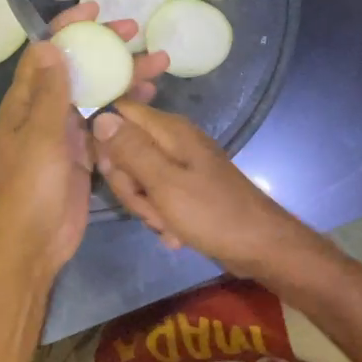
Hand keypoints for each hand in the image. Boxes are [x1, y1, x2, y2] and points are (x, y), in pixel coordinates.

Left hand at [0, 4, 167, 281]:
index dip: (67, 28)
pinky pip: (105, 122)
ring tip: (159, 65)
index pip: (44, 53)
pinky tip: (149, 99)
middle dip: (103, 49)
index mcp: (23, 103)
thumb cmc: (31, 187)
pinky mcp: (83, 154)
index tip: (95, 10)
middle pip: (75, 70)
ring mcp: (63, 133)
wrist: (35, 242)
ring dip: (122, 78)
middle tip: (137, 34)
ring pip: (95, 95)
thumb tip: (51, 44)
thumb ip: (49, 93)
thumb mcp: (40, 136)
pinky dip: (125, 109)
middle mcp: (42, 112)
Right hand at [90, 98, 326, 280]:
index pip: (118, 113)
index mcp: (169, 130)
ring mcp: (179, 165)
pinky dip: (159, 214)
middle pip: (123, 150)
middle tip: (148, 202)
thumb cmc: (213, 213)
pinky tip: (174, 231)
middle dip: (127, 182)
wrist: (262, 249)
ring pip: (135, 177)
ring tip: (165, 221)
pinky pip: (154, 194)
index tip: (109, 167)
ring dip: (143, 204)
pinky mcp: (185, 187)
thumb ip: (130, 149)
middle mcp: (172, 140)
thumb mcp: (164, 182)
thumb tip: (99, 117)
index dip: (104, 138)